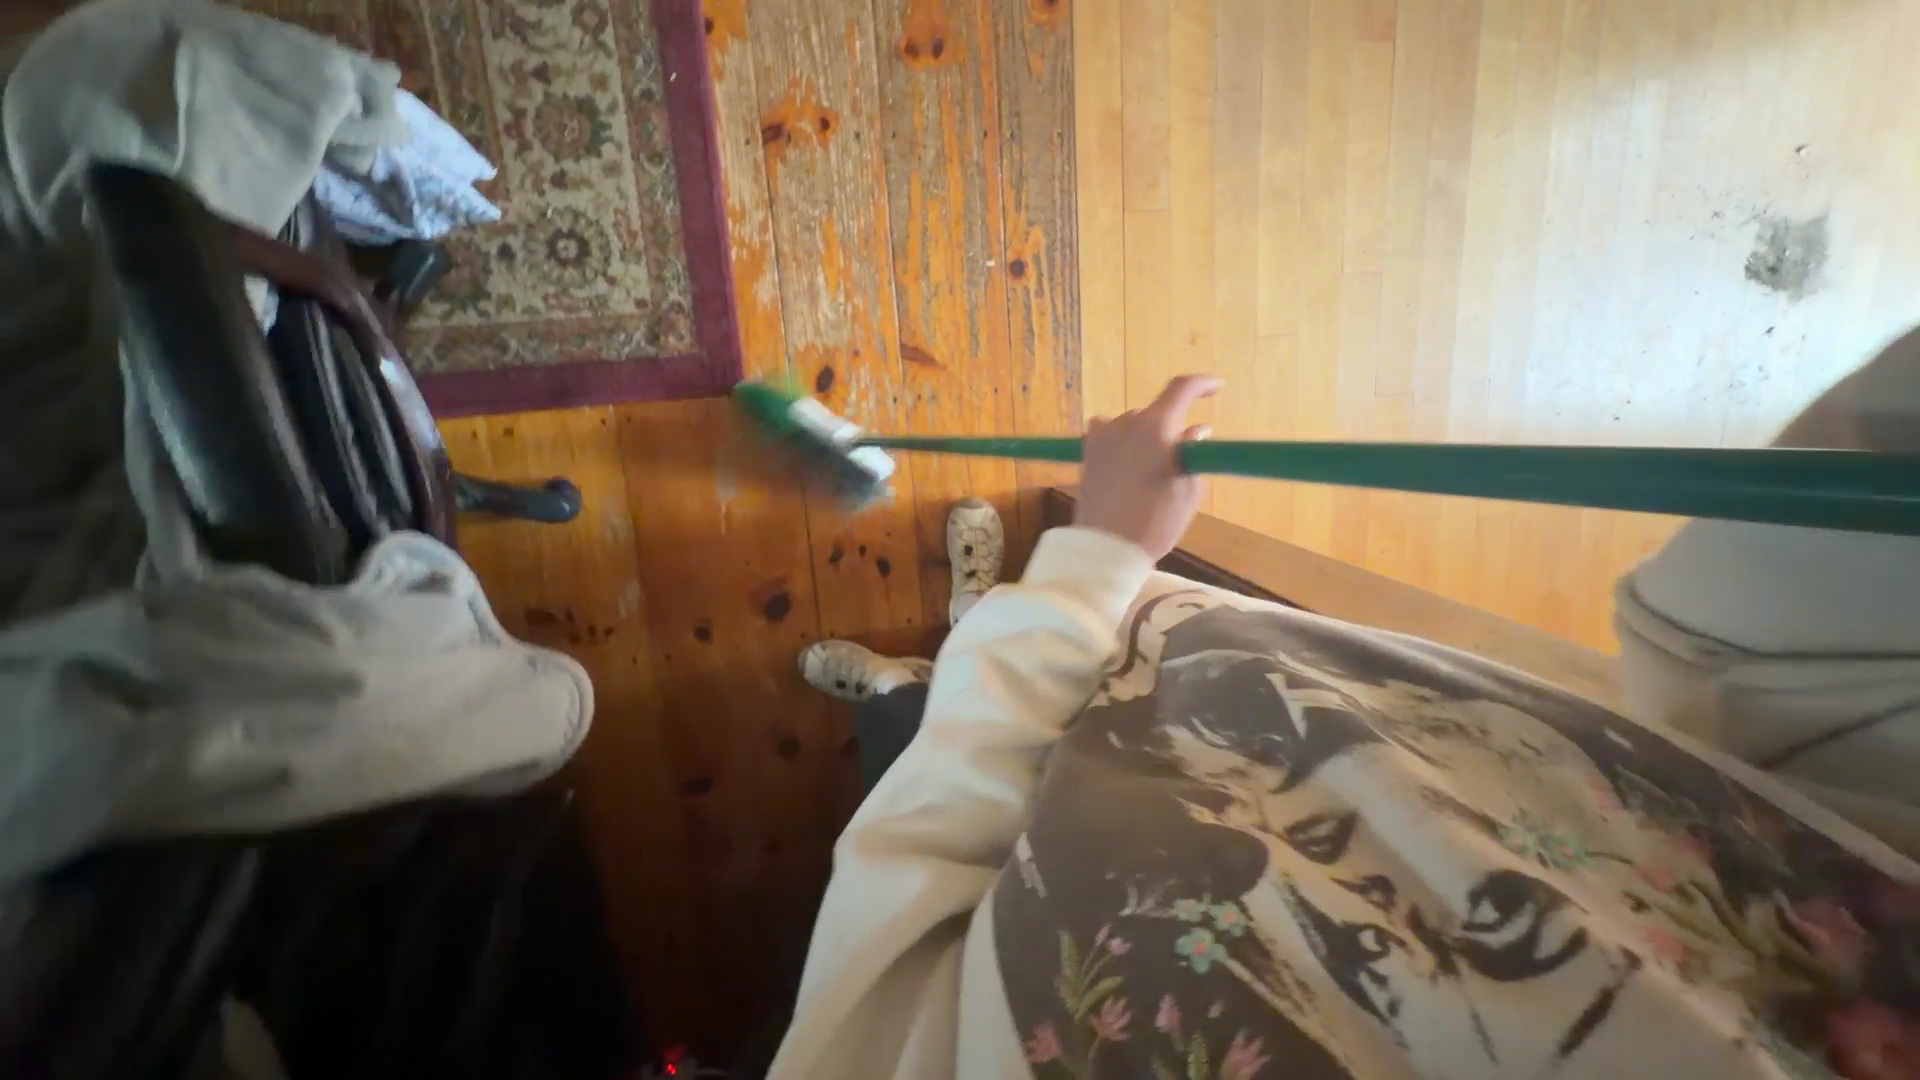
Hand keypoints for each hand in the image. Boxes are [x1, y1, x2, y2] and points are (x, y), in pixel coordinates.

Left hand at [1075, 375, 1220, 559]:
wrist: (1106, 546)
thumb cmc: (1155, 521)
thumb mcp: (1187, 491)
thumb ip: (1192, 453)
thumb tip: (1194, 431)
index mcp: (1157, 426)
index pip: (1182, 388)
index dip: (1203, 384)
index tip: (1216, 387)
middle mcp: (1127, 422)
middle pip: (1156, 412)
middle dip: (1171, 427)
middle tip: (1181, 455)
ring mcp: (1102, 435)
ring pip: (1132, 424)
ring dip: (1146, 435)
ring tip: (1151, 469)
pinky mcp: (1087, 452)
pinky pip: (1107, 432)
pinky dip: (1120, 439)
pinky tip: (1124, 459)